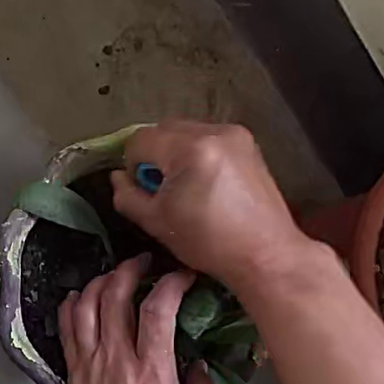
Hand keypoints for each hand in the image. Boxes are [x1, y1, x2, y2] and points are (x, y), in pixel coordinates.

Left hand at [53, 255, 216, 383]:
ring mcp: (89, 359)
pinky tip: (79, 295)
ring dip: (100, 281)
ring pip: (86, 304)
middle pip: (115, 295)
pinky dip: (71, 304)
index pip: (158, 311)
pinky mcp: (71, 367)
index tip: (183, 275)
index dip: (171, 284)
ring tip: (114, 274)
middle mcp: (117, 356)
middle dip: (130, 269)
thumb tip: (201, 364)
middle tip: (144, 263)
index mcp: (152, 371)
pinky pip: (67, 326)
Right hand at [110, 121, 317, 293]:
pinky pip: (205, 138)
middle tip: (161, 189)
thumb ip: (126, 195)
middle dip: (152, 156)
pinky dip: (193, 153)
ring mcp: (235, 135)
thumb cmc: (207, 242)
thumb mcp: (154, 222)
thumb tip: (118, 177)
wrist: (265, 253)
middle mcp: (214, 132)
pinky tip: (202, 182)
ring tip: (183, 186)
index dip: (132, 166)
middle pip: (162, 129)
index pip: (140, 140)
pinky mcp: (247, 143)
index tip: (144, 191)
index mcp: (190, 150)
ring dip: (172, 153)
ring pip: (183, 131)